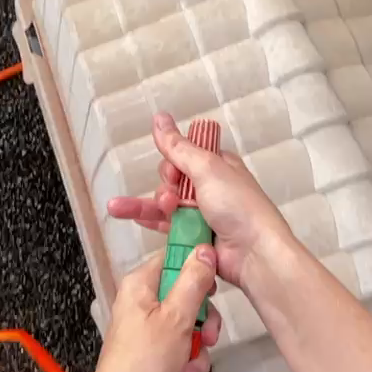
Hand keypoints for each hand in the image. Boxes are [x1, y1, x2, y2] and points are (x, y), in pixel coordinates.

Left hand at [79, 244, 221, 371]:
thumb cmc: (145, 362)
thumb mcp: (176, 318)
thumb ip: (193, 282)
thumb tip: (204, 248)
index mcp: (140, 284)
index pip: (173, 258)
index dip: (197, 270)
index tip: (213, 288)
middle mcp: (142, 303)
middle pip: (187, 298)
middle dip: (202, 326)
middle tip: (208, 339)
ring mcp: (148, 331)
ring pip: (189, 331)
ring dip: (195, 355)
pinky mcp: (153, 356)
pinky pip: (181, 353)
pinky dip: (184, 370)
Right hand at [106, 113, 297, 289]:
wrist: (254, 254)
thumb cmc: (237, 206)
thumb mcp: (207, 169)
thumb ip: (178, 147)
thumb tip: (159, 118)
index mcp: (218, 166)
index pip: (184, 155)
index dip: (173, 162)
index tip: (175, 173)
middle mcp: (210, 188)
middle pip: (171, 180)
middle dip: (164, 188)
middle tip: (172, 199)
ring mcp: (202, 214)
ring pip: (165, 203)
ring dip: (145, 204)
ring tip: (118, 208)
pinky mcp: (194, 236)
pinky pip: (165, 225)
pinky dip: (148, 220)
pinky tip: (126, 215)